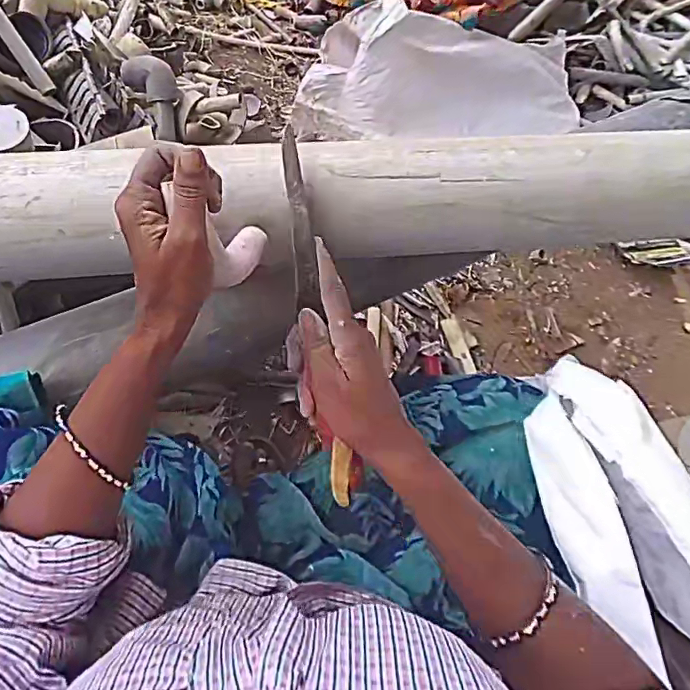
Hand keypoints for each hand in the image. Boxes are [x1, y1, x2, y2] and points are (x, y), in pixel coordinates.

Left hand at [116, 144, 221, 344]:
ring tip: (211, 210)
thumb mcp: (188, 235)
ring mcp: (149, 212)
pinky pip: (182, 196)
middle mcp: (138, 203)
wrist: (169, 316)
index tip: (206, 181)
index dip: (187, 161)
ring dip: (201, 189)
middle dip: (198, 176)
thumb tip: (191, 156)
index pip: (159, 154)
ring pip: (178, 179)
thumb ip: (189, 192)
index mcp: (136, 202)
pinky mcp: (161, 221)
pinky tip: (207, 219)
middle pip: (170, 164)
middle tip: (211, 199)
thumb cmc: (175, 287)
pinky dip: (199, 202)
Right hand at [293, 240, 420, 463]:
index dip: (324, 269)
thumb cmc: (358, 418)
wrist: (388, 444)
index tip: (320, 245)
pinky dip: (319, 383)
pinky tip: (320, 406)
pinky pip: (329, 364)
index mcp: (348, 336)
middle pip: (316, 329)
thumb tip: (306, 313)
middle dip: (302, 356)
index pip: (333, 293)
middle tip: (302, 385)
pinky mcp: (356, 365)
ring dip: (310, 376)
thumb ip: (313, 345)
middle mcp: (354, 338)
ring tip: (314, 404)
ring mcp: (356, 352)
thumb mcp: (326, 382)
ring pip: (319, 350)